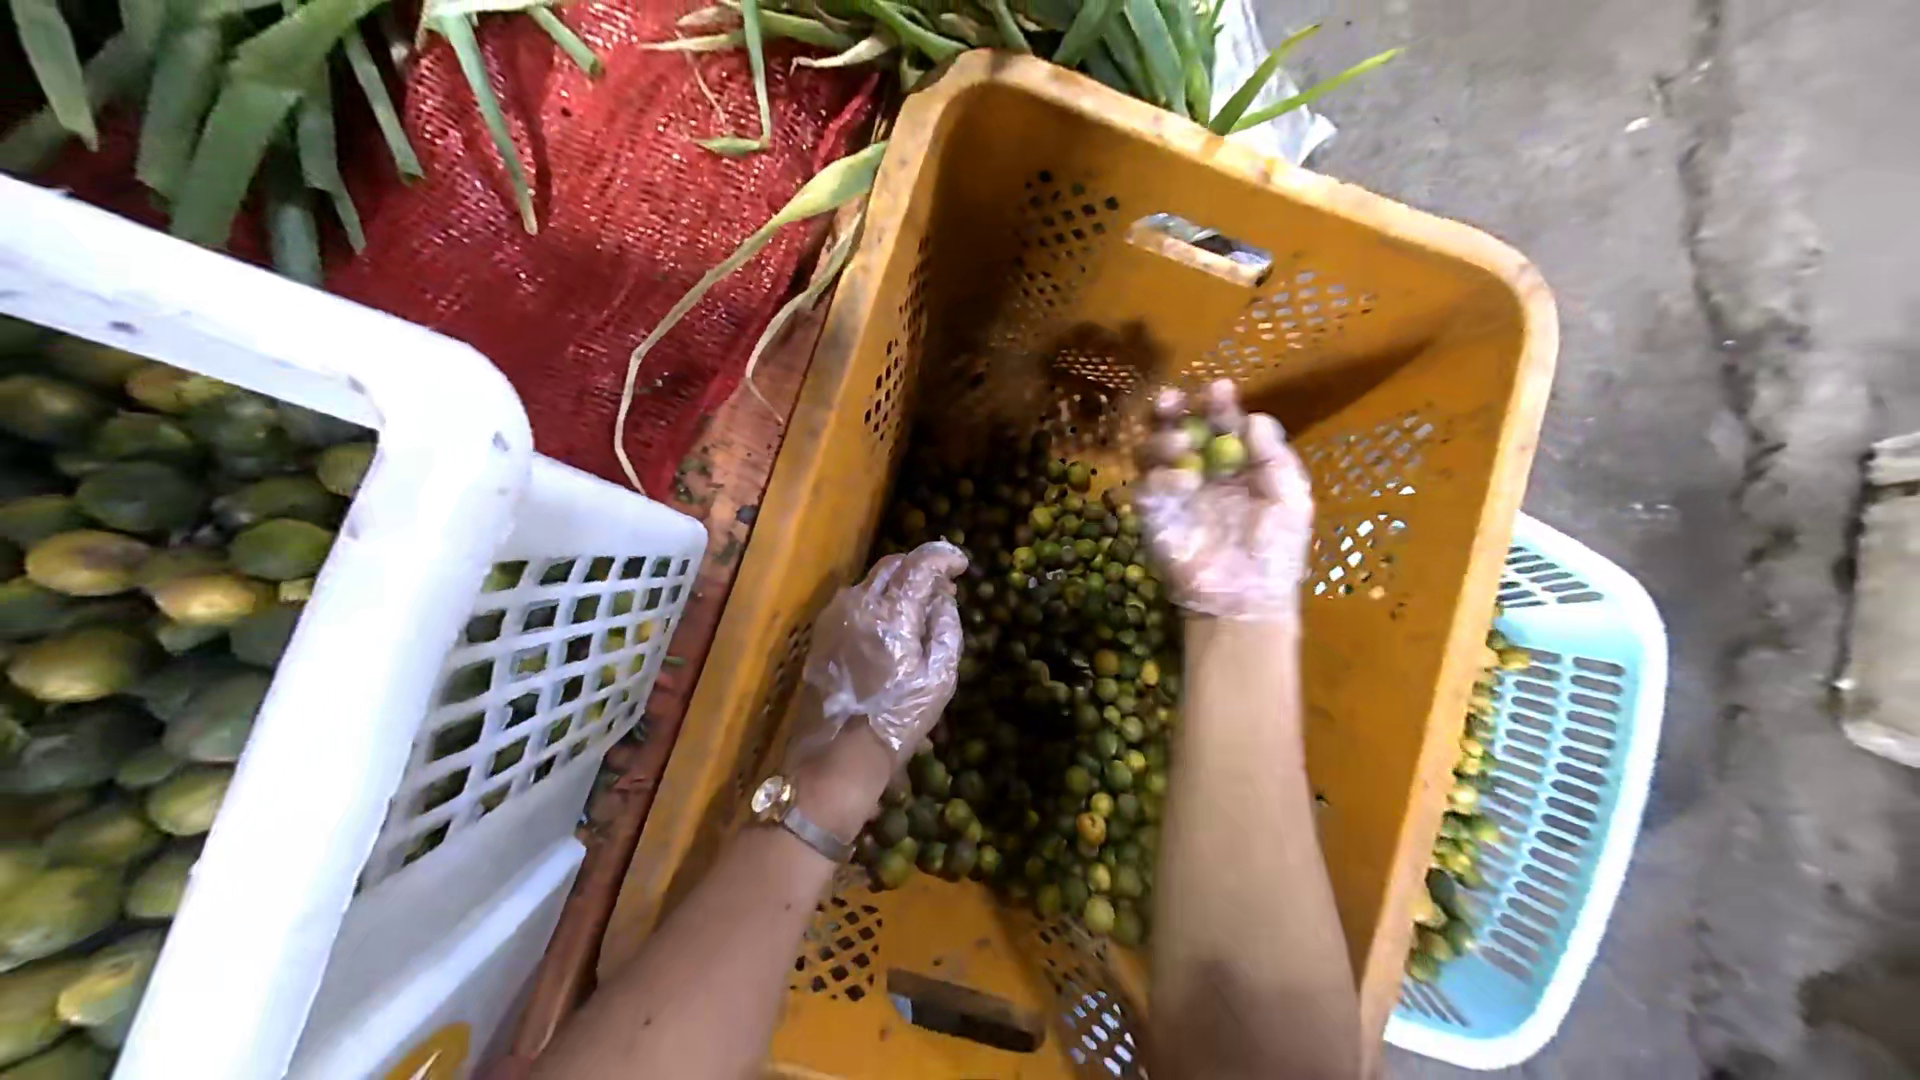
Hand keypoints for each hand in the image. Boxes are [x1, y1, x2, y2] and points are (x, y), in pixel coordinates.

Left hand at [793, 540, 967, 770]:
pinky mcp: (822, 630)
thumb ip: (945, 627)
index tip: (961, 564)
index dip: (944, 556)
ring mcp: (835, 614)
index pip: (919, 563)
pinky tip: (892, 624)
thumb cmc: (897, 718)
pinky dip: (879, 600)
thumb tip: (942, 598)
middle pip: (893, 564)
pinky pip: (857, 600)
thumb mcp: (939, 677)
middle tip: (944, 588)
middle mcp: (858, 602)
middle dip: (921, 568)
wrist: (837, 755)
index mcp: (891, 613)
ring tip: (920, 608)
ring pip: (873, 580)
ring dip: (900, 584)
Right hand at [1133, 380, 1313, 620]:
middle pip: (1176, 429)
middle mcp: (1200, 472)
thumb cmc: (1276, 552)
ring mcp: (1173, 494)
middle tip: (1172, 400)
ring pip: (1152, 452)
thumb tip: (1253, 419)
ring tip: (1181, 444)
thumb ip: (1275, 460)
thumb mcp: (1292, 501)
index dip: (1216, 405)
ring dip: (1162, 439)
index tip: (1218, 390)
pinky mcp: (1153, 517)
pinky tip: (1182, 481)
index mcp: (1235, 465)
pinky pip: (1145, 488)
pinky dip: (1159, 478)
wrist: (1247, 600)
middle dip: (1171, 410)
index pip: (1219, 424)